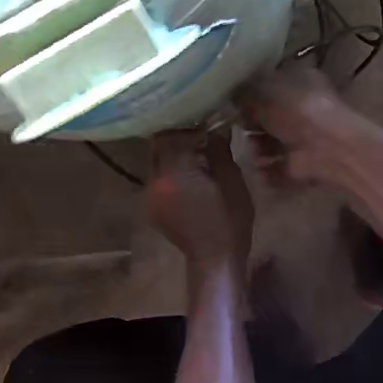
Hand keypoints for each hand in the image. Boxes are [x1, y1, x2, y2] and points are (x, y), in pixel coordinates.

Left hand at [148, 130, 253, 275]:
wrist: (215, 259)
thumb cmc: (229, 221)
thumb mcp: (232, 181)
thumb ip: (219, 151)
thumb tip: (214, 129)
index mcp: (175, 171)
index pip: (170, 134)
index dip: (186, 125)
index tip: (204, 123)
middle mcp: (155, 180)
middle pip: (158, 146)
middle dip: (177, 138)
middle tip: (199, 136)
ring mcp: (151, 196)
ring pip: (157, 163)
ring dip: (173, 156)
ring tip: (196, 156)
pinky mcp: (153, 207)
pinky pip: (159, 180)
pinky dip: (172, 173)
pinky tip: (190, 178)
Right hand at [238, 59, 351, 186]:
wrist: (325, 147)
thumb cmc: (295, 109)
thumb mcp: (263, 91)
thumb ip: (245, 95)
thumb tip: (235, 100)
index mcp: (302, 81)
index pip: (273, 86)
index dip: (252, 96)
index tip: (235, 105)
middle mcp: (306, 110)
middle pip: (272, 118)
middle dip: (254, 127)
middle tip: (243, 129)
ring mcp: (308, 140)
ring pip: (274, 145)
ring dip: (259, 150)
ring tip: (255, 152)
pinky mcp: (305, 166)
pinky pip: (280, 169)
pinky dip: (268, 172)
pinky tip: (260, 170)